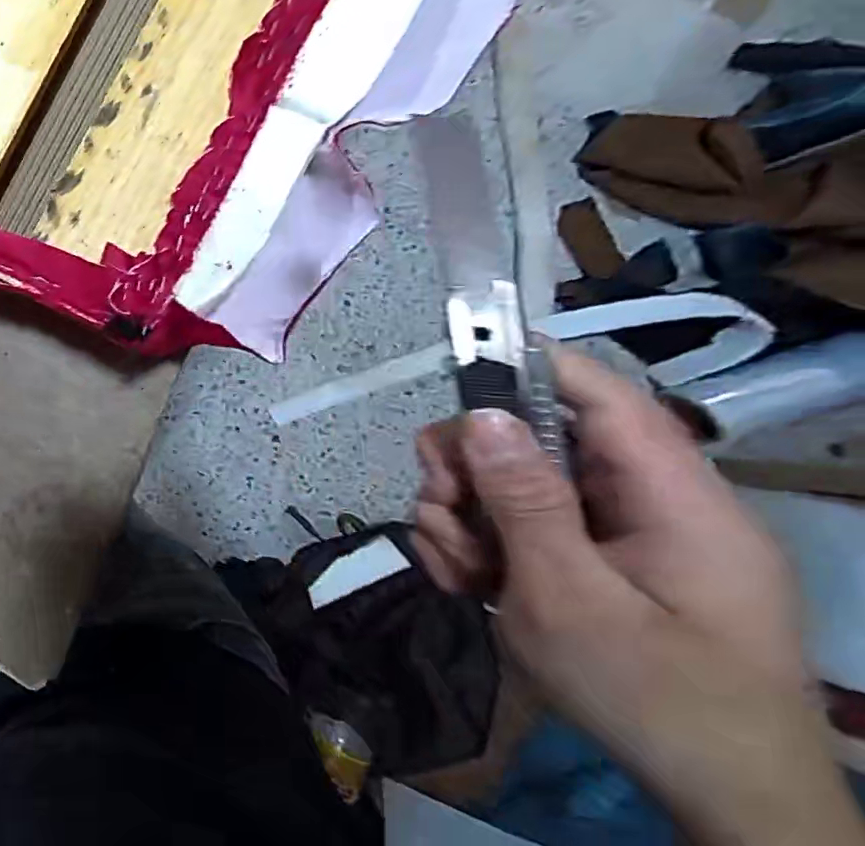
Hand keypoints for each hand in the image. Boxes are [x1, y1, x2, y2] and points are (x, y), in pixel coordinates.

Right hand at [413, 348, 862, 845]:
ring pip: (507, 485)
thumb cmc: (653, 697)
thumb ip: (526, 503)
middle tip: (440, 509)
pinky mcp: (586, 561)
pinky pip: (511, 526)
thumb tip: (485, 417)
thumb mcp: (569, 599)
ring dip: (461, 516)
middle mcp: (646, 506)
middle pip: (534, 441)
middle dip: (467, 468)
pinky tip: (467, 584)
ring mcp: (614, 536)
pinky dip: (474, 546)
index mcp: (676, 505)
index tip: (459, 359)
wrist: (720, 802)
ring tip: (458, 570)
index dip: (537, 368)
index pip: (610, 403)